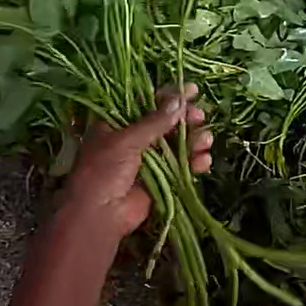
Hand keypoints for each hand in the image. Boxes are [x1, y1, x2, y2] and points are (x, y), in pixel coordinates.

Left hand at [56, 83, 214, 241]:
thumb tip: (180, 101)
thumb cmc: (104, 170)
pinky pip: (182, 166)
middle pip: (167, 123)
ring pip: (178, 144)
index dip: (170, 96)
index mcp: (118, 123)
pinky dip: (195, 163)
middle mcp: (134, 139)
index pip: (147, 103)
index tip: (192, 90)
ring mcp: (149, 159)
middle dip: (186, 119)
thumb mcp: (126, 140)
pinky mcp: (162, 179)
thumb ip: (155, 121)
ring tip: (205, 140)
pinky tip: (203, 161)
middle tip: (200, 116)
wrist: (99, 214)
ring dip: (193, 140)